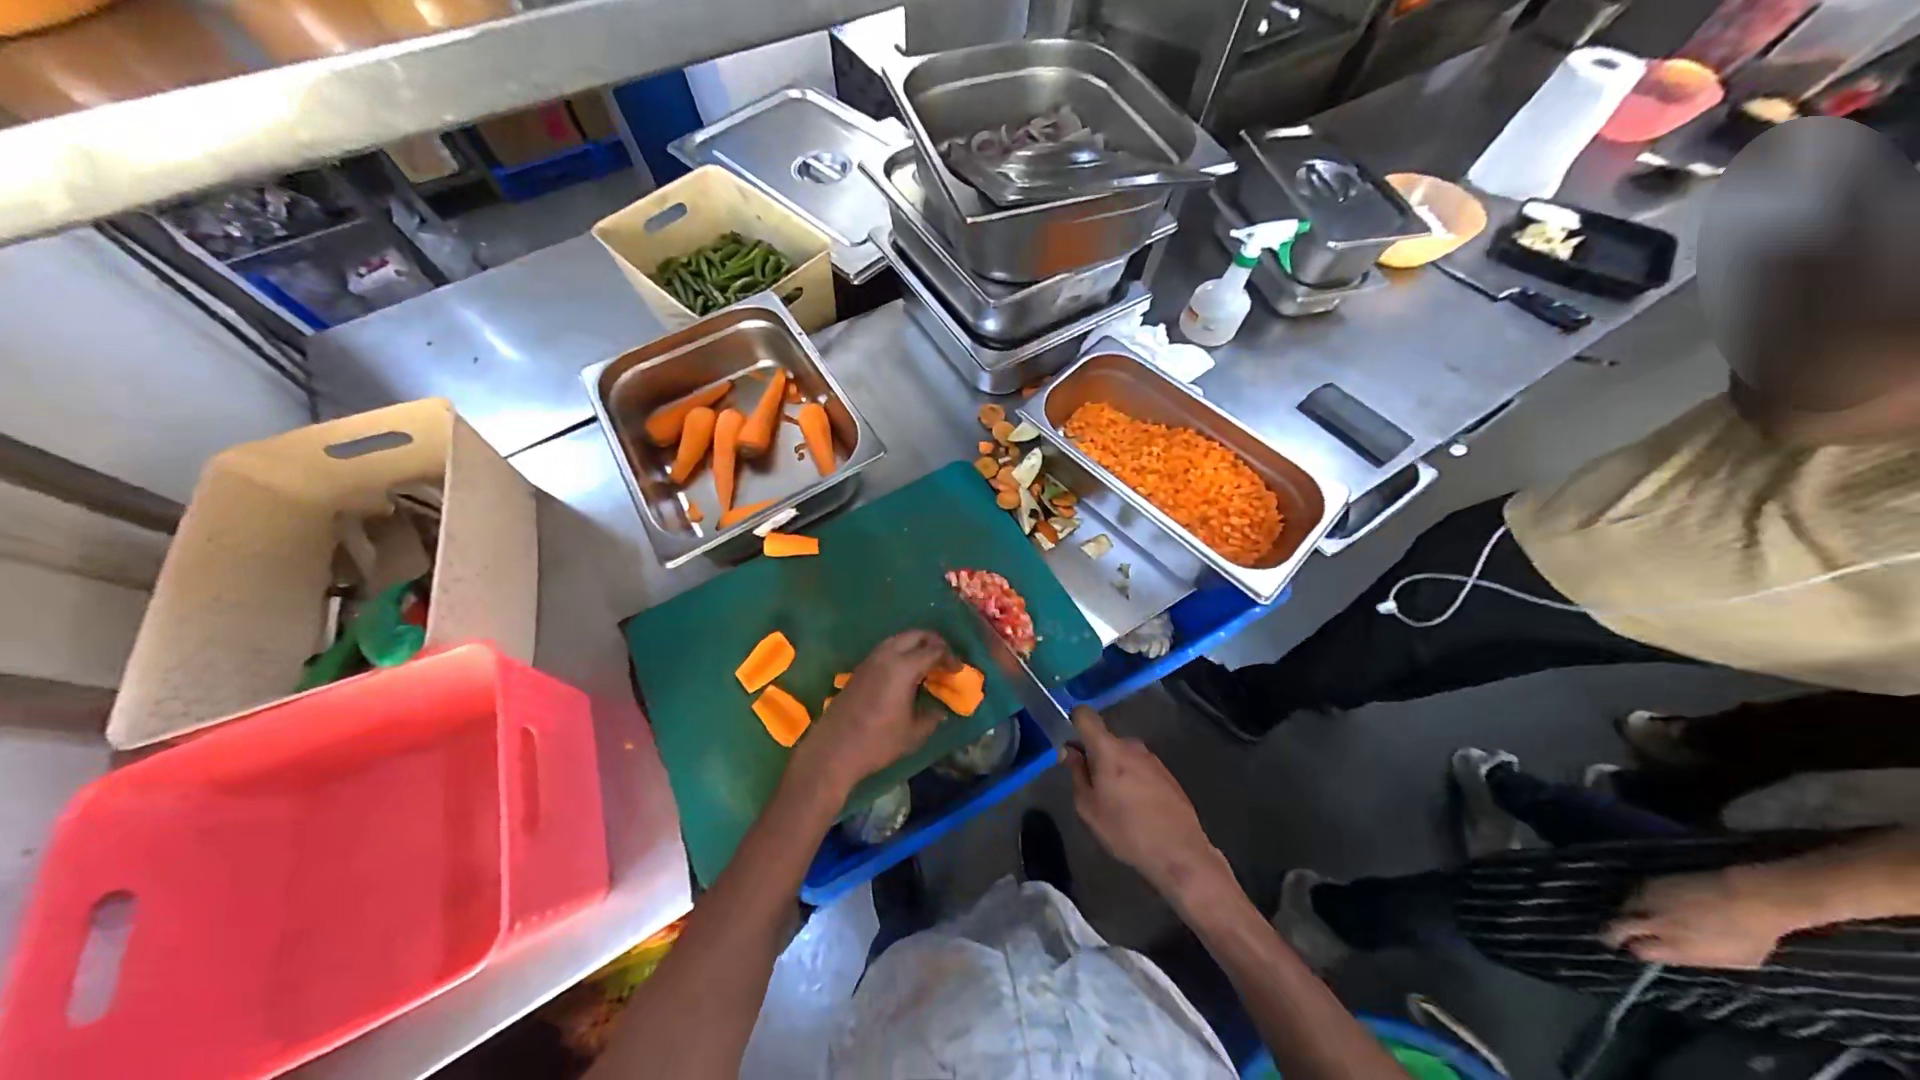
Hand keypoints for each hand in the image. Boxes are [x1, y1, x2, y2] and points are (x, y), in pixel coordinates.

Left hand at [788, 630, 950, 796]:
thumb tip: (941, 710)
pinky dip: (901, 653)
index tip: (958, 670)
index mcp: (903, 667)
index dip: (950, 658)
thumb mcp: (913, 733)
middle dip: (934, 643)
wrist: (833, 749)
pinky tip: (906, 674)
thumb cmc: (878, 742)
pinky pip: (886, 650)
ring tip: (927, 666)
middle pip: (916, 635)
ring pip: (898, 639)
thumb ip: (932, 717)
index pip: (934, 650)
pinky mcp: (859, 669)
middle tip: (945, 660)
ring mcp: (870, 660)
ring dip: (916, 646)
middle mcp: (886, 656)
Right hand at [1065, 706, 1228, 898]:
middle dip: (1095, 756)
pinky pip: (1140, 766)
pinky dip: (1132, 778)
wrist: (1180, 852)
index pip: (1086, 716)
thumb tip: (1070, 751)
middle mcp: (1132, 746)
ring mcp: (1152, 758)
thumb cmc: (1127, 831)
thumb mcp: (1089, 808)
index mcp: (1109, 750)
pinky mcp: (1167, 773)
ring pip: (1123, 754)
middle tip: (1091, 787)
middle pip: (1105, 740)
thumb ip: (1077, 774)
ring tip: (1116, 802)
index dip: (1074, 722)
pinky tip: (1137, 807)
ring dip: (1115, 768)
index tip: (1070, 744)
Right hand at [1601, 866, 1803, 968]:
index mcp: (1676, 946)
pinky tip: (1649, 905)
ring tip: (1635, 921)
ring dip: (1626, 917)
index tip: (1639, 953)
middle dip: (1611, 935)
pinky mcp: (1650, 883)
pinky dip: (1636, 902)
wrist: (1749, 897)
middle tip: (1611, 939)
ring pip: (1623, 909)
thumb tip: (1672, 954)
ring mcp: (1649, 900)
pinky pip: (1633, 895)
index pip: (1639, 951)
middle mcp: (1655, 923)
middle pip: (1617, 928)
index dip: (1638, 953)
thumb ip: (1695, 957)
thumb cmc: (1750, 935)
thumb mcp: (1733, 959)